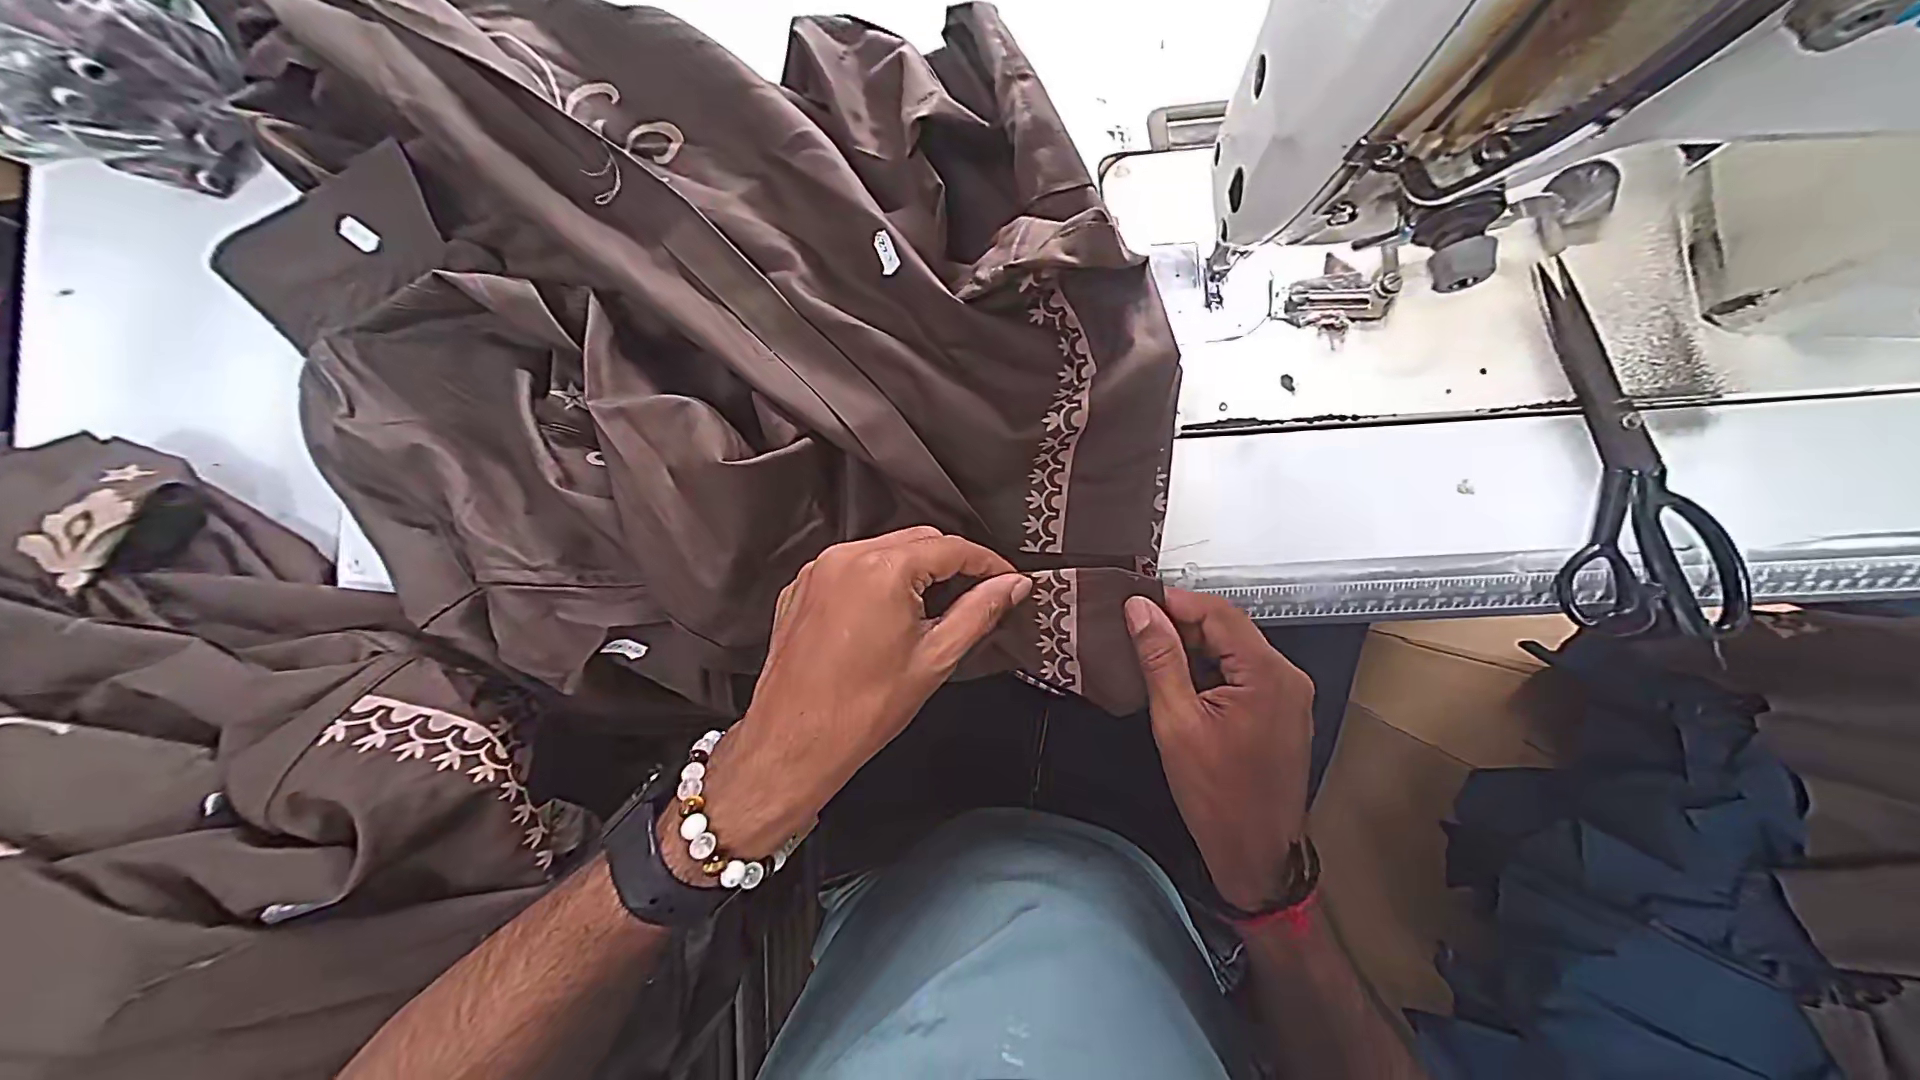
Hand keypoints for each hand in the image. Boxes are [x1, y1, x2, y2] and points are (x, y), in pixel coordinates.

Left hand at [667, 527, 1030, 869]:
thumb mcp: (935, 657)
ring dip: (916, 569)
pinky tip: (889, 614)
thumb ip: (980, 611)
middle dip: (953, 563)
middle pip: (918, 540)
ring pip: (885, 550)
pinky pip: (852, 567)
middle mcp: (845, 558)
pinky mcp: (801, 588)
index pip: (952, 547)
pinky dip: (878, 579)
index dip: (988, 563)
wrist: (793, 742)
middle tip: (978, 594)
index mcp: (882, 569)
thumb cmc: (860, 709)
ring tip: (934, 609)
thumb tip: (1010, 586)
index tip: (1007, 580)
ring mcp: (818, 571)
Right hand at [1126, 589, 1314, 910]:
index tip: (1135, 603)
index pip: (1218, 613)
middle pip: (1229, 628)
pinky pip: (1242, 672)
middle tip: (1136, 631)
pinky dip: (1210, 668)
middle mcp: (1287, 676)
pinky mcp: (1281, 710)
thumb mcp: (1176, 721)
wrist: (1256, 854)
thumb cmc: (1216, 795)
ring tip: (1151, 655)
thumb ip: (1159, 658)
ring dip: (1193, 647)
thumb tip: (1140, 610)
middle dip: (1182, 624)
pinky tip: (1180, 680)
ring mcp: (1288, 694)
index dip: (1174, 601)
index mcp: (1268, 674)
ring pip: (1234, 648)